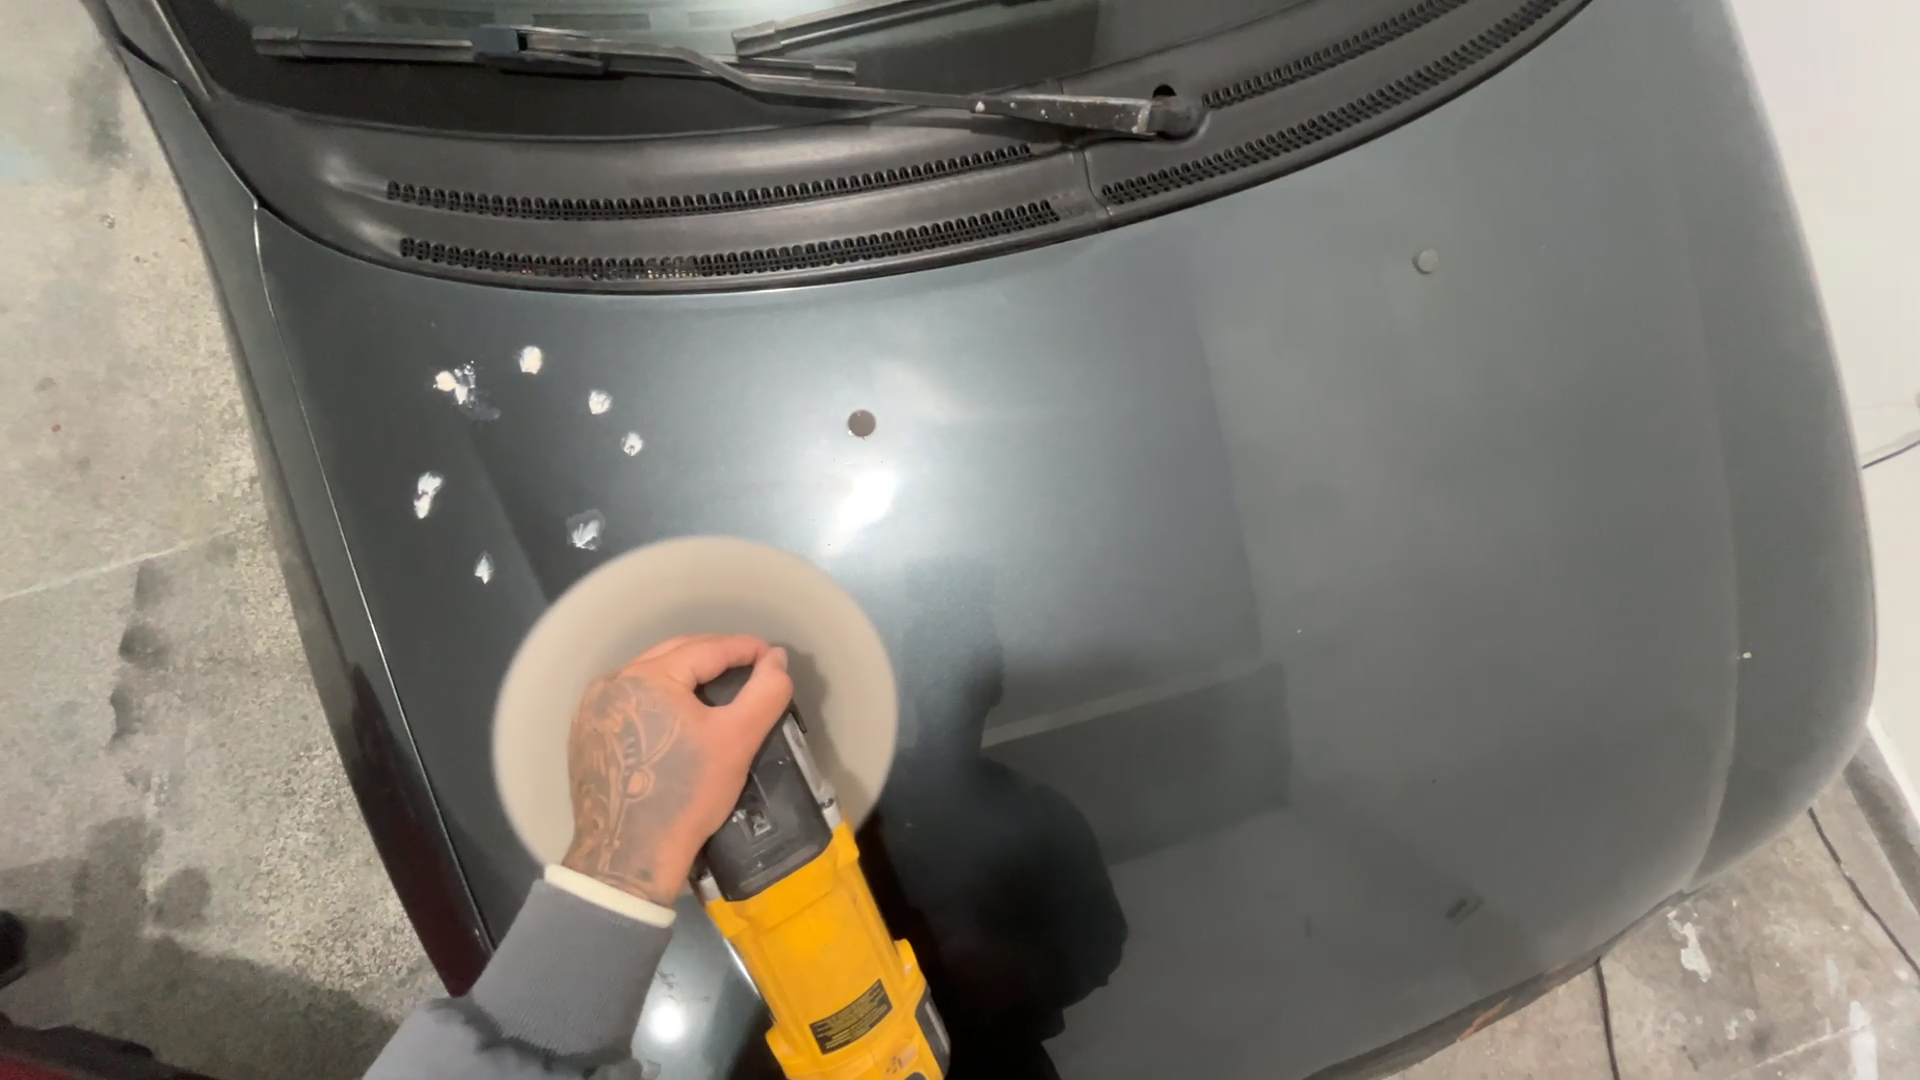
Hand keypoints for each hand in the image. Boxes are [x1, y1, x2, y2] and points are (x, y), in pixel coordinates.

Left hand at [560, 635, 792, 904]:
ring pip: (652, 676)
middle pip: (677, 654)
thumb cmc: (686, 793)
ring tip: (720, 687)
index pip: (708, 649)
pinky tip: (681, 715)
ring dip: (688, 674)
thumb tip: (777, 658)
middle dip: (717, 655)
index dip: (746, 648)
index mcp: (647, 677)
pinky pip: (633, 700)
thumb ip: (766, 691)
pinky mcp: (586, 735)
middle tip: (750, 667)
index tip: (772, 657)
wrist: (627, 858)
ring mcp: (594, 710)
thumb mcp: (738, 739)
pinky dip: (662, 697)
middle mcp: (613, 683)